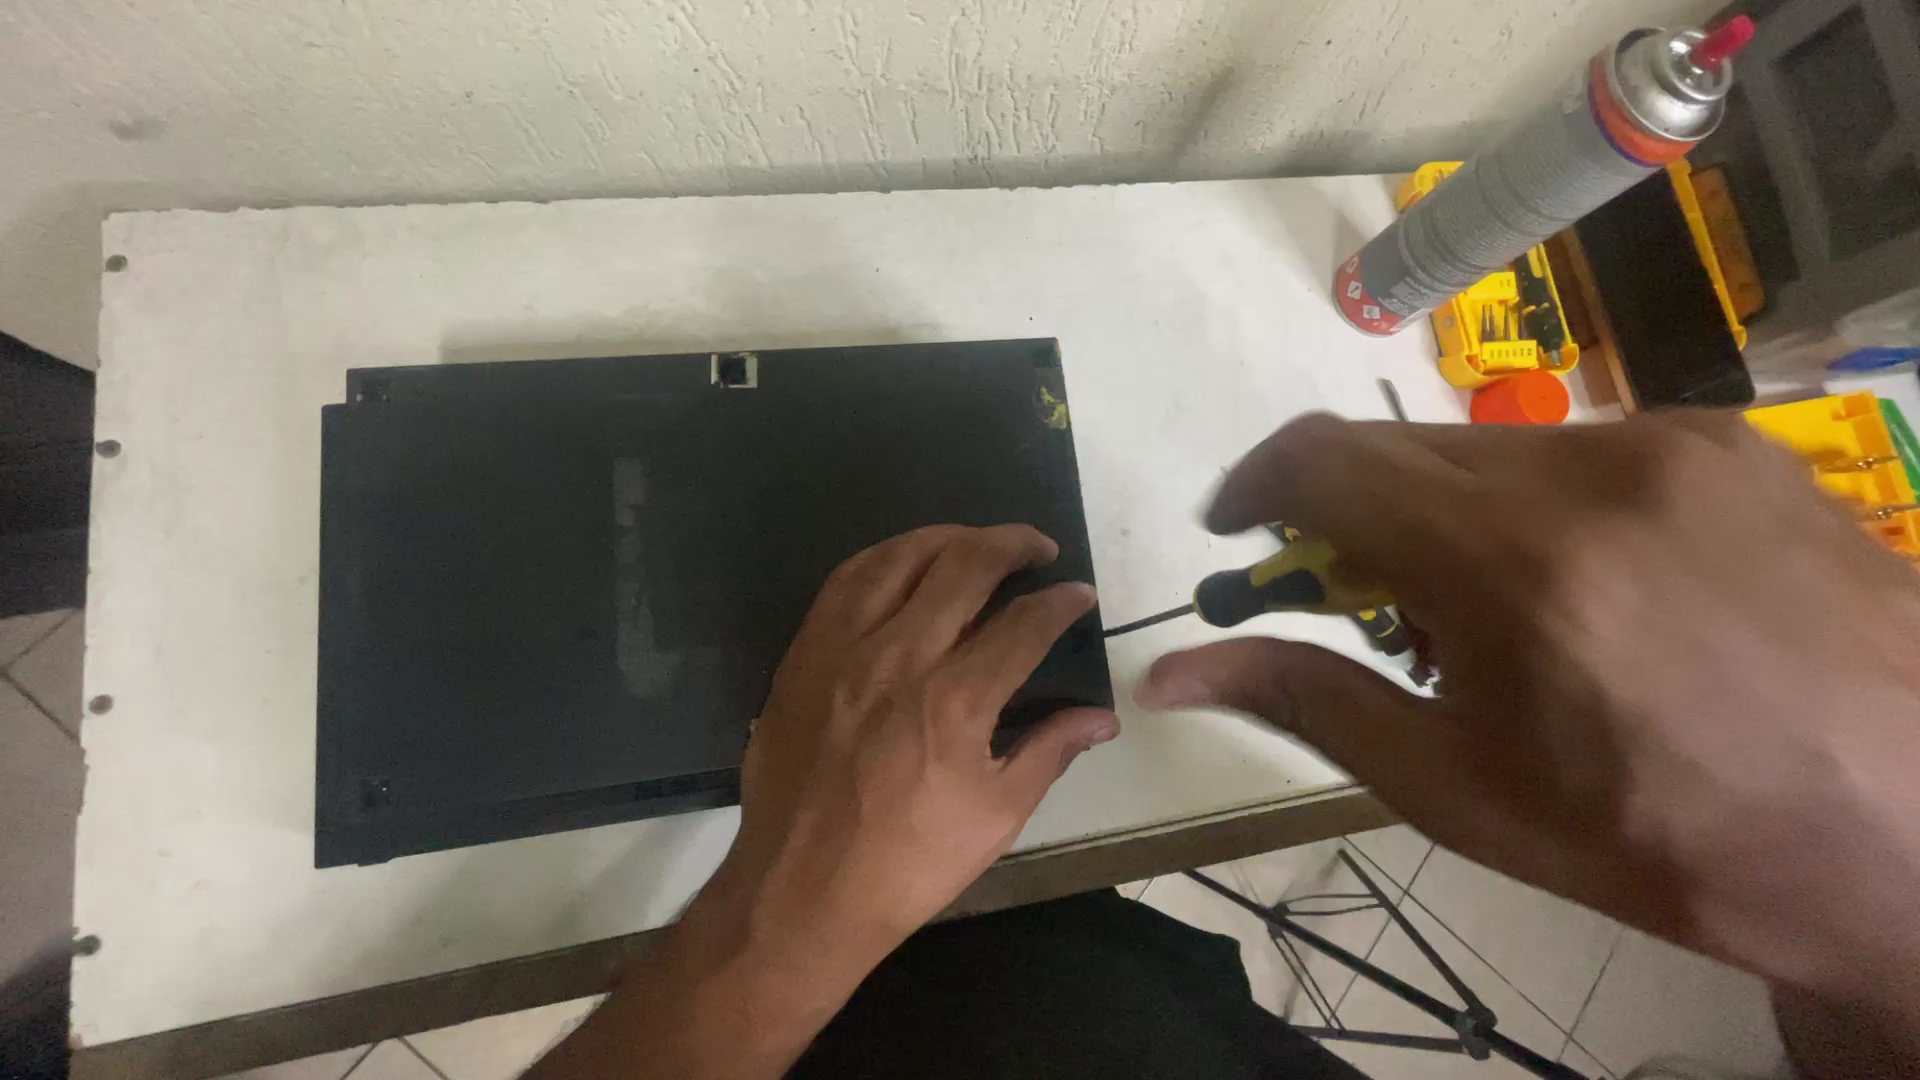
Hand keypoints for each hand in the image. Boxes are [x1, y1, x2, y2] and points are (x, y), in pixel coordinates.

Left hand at [532, 525, 1115, 1079]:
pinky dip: (887, 557)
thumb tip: (1102, 716)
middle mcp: (898, 656)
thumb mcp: (996, 816)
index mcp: (953, 701)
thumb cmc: (907, 863)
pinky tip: (907, 562)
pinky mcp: (803, 652)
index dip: (1060, 601)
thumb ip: (1050, 750)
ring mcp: (842, 648)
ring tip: (977, 543)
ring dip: (949, 537)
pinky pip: (846, 579)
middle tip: (1037, 548)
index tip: (1079, 594)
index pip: (1023, 623)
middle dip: (1012, 544)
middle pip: (964, 566)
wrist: (799, 890)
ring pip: (900, 557)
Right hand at [1139, 413, 1919, 1025]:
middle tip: (1356, 604)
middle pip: (1385, 448)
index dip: (1255, 484)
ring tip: (1473, 610)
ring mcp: (1666, 440)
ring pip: (1465, 448)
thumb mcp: (1450, 784)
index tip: (1239, 531)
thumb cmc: (1665, 836)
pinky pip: (1552, 450)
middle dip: (1337, 515)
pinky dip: (1507, 503)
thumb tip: (1166, 674)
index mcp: (1510, 562)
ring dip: (1423, 513)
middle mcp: (1585, 468)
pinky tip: (1563, 584)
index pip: (1324, 460)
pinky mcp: (1721, 437)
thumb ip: (1298, 698)